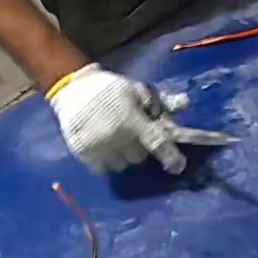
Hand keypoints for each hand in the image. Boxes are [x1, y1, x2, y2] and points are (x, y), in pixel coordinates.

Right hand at [48, 64, 187, 174]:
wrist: (73, 90)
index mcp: (132, 120)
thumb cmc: (109, 89)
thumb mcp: (137, 89)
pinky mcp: (84, 154)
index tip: (178, 166)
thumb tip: (185, 104)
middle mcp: (116, 137)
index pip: (157, 143)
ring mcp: (99, 148)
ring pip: (121, 165)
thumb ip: (160, 101)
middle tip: (133, 135)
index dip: (171, 157)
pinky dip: (106, 161)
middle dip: (140, 148)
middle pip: (139, 157)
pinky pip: (102, 168)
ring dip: (122, 156)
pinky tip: (103, 147)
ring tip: (116, 141)